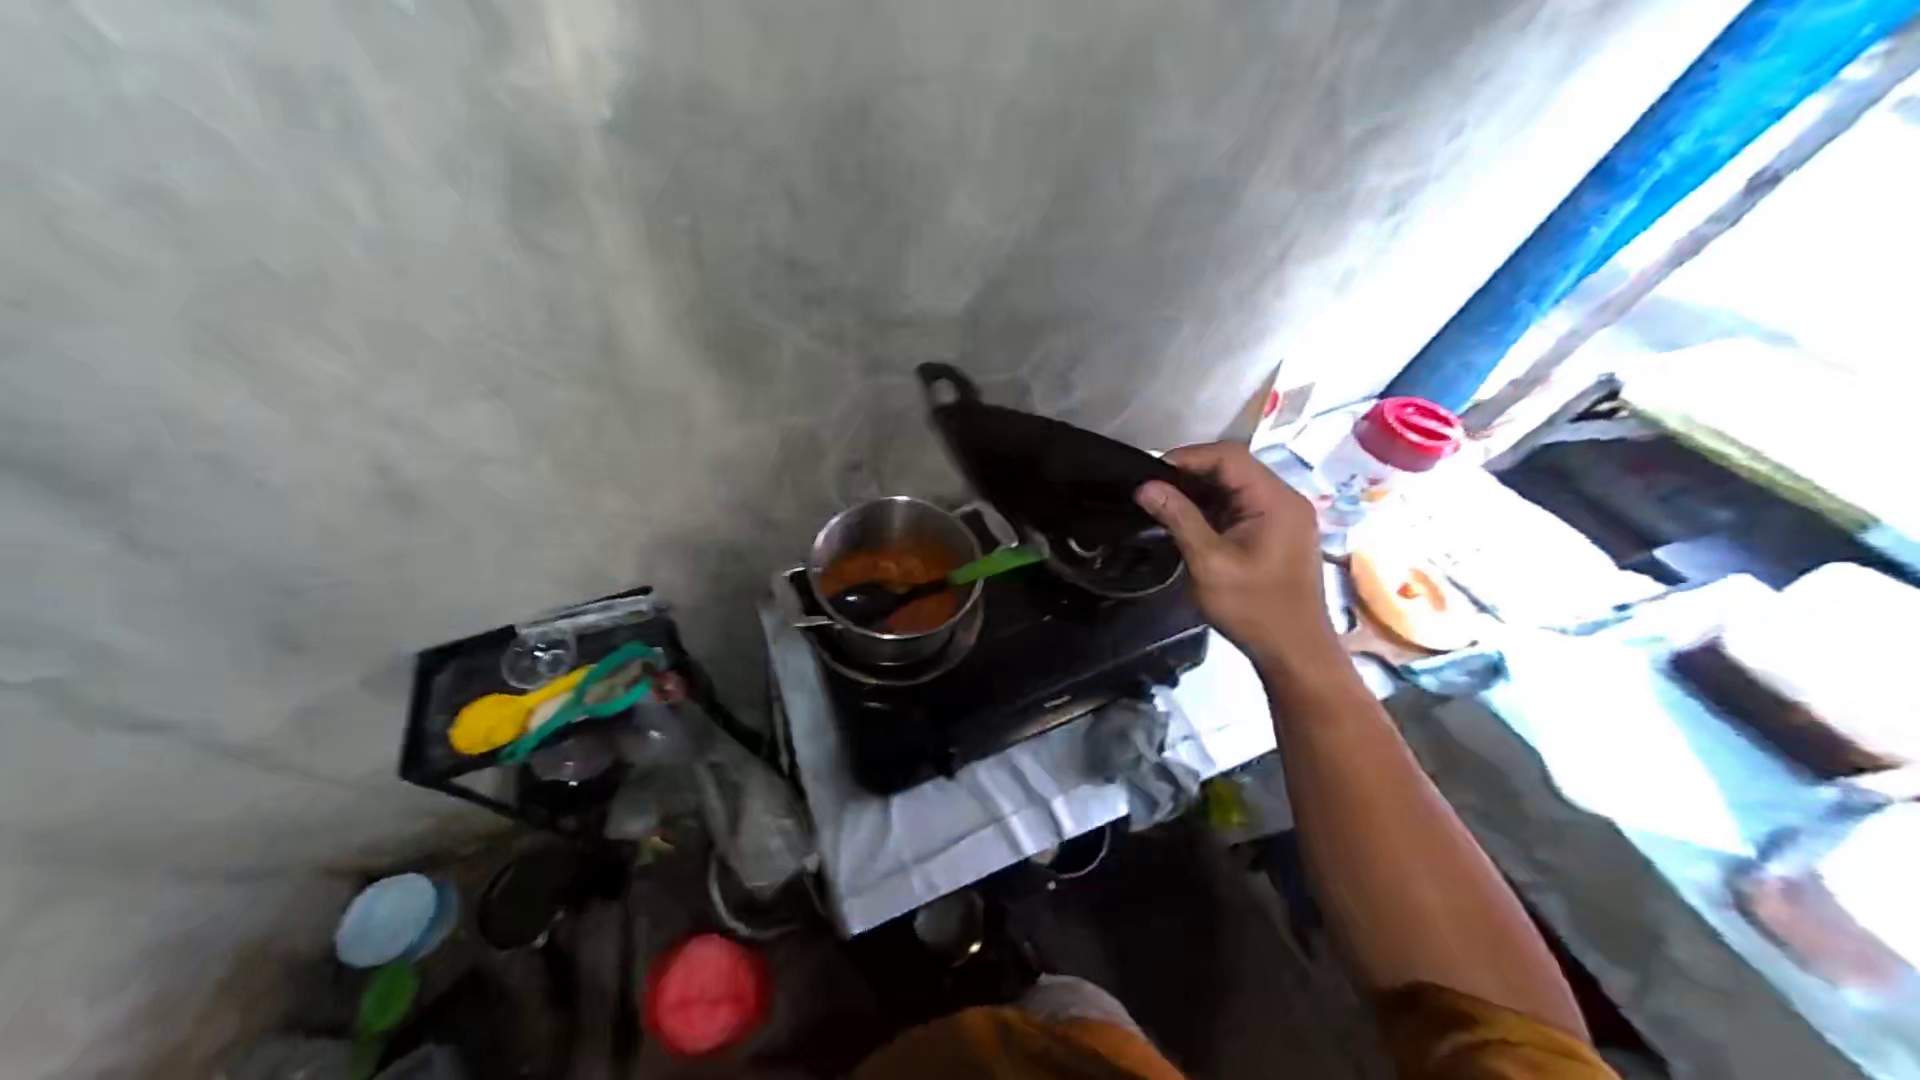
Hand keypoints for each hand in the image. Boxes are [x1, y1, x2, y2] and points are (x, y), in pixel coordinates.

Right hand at [1136, 442, 1338, 667]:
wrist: (1294, 651)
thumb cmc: (1253, 608)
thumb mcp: (1208, 562)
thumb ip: (1179, 518)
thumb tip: (1145, 486)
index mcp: (1276, 500)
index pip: (1229, 456)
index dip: (1187, 457)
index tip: (1151, 472)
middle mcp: (1285, 499)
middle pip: (1234, 467)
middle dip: (1191, 473)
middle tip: (1152, 488)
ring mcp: (1284, 515)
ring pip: (1236, 486)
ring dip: (1201, 491)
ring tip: (1164, 502)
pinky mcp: (1278, 532)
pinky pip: (1242, 505)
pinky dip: (1214, 507)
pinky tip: (1189, 519)